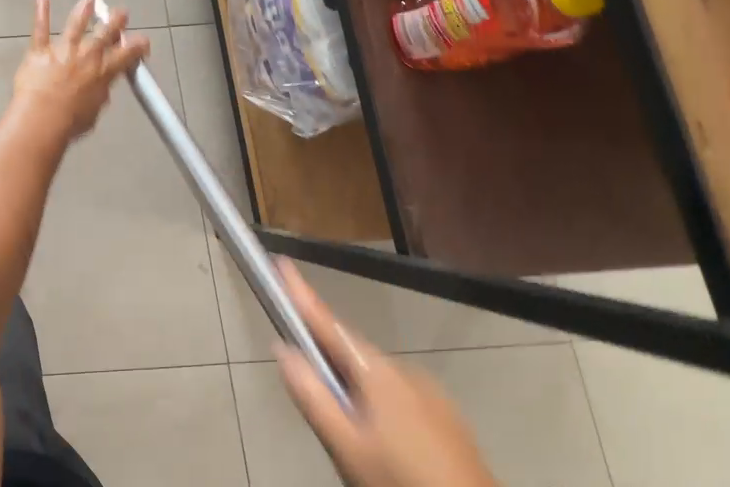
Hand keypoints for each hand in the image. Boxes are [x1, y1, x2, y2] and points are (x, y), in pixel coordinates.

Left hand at [11, 0, 148, 140]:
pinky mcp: (40, 51)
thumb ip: (99, 95)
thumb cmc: (70, 122)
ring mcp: (62, 51)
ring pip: (76, 24)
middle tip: (122, 11)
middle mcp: (86, 57)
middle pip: (104, 34)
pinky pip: (40, 28)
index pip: (125, 56)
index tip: (142, 40)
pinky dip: (40, 11)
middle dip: (115, 21)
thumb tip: (101, 89)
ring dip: (84, 8)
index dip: (136, 46)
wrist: (43, 116)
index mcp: (103, 73)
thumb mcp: (94, 112)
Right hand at [275, 262, 498, 486]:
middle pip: (351, 356)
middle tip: (317, 405)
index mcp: (379, 374)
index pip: (329, 325)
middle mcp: (407, 373)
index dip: (302, 294)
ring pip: (374, 380)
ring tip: (352, 437)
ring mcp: (432, 394)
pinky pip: (398, 397)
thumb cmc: (401, 479)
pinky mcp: (446, 418)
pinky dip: (379, 407)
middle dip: (328, 367)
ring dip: (354, 392)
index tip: (283, 263)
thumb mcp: (346, 445)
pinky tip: (383, 443)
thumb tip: (282, 348)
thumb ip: (312, 396)